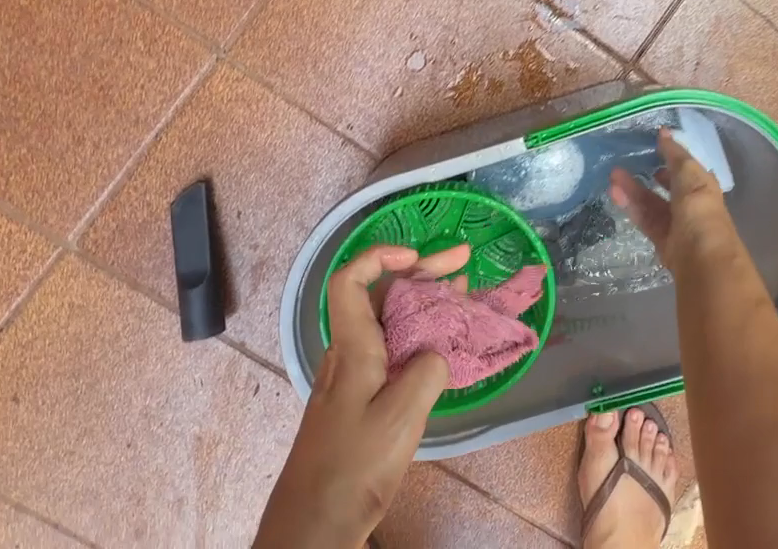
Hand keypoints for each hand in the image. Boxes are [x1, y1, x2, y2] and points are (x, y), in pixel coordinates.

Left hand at [254, 242, 470, 547]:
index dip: (379, 257)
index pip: (349, 281)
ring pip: (389, 325)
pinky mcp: (362, 403)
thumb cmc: (354, 466)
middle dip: (421, 273)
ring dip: (425, 304)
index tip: (416, 256)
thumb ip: (427, 371)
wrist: (313, 528)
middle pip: (379, 297)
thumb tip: (435, 352)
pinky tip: (444, 346)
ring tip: (464, 294)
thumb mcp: (400, 416)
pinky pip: (392, 352)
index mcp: (352, 348)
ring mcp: (355, 379)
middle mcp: (350, 355)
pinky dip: (420, 338)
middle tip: (464, 261)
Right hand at [610, 128, 738, 272]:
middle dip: (649, 173)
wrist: (702, 258)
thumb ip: (674, 155)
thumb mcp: (689, 175)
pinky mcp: (662, 241)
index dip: (671, 156)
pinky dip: (631, 206)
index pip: (686, 168)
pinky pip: (645, 219)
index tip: (652, 144)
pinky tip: (615, 193)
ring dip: (634, 188)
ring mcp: (677, 225)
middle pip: (667, 186)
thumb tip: (663, 132)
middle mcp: (691, 205)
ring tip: (612, 174)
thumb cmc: (700, 210)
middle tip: (628, 160)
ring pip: (652, 203)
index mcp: (703, 187)